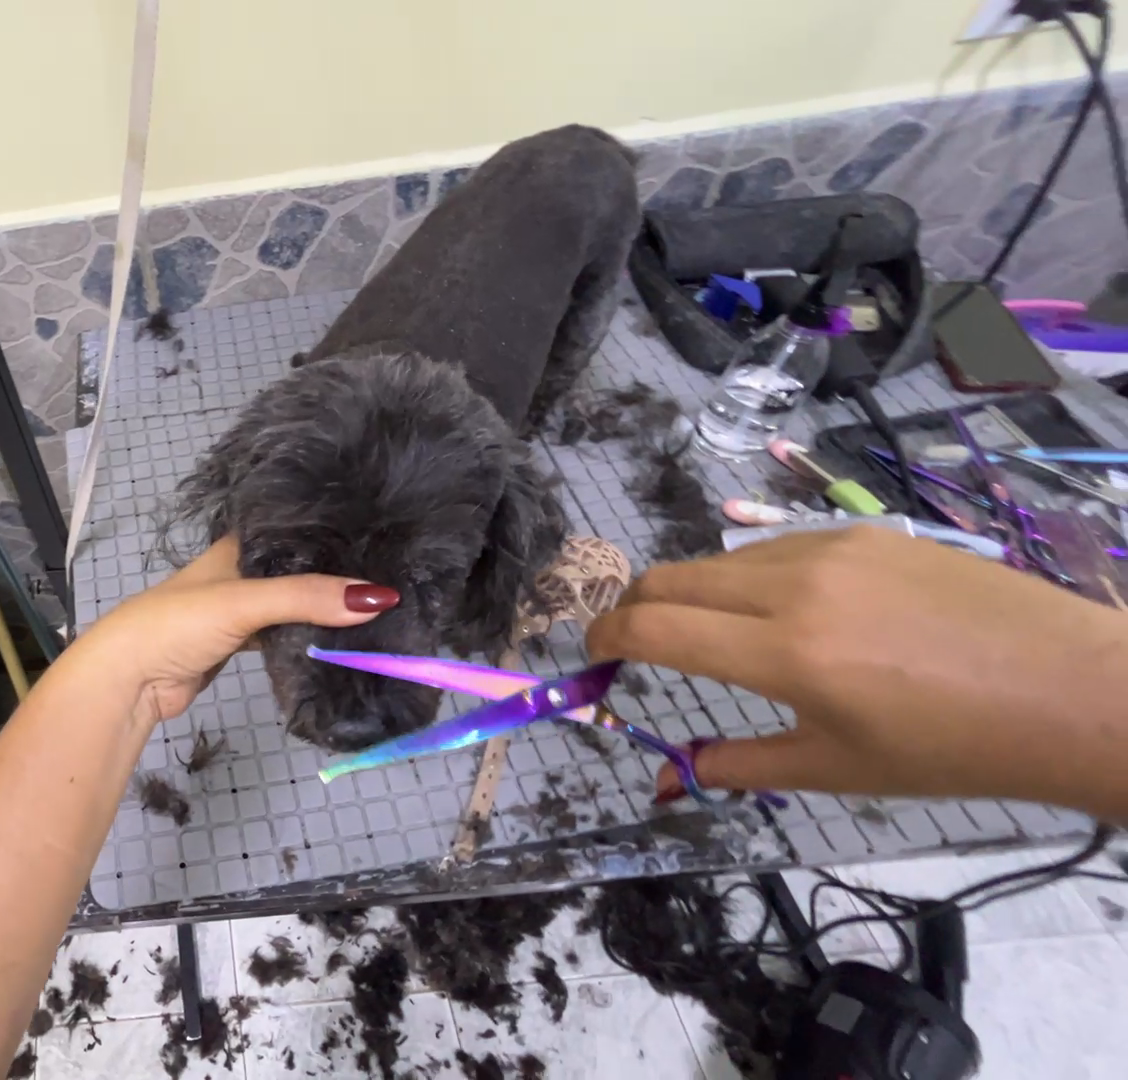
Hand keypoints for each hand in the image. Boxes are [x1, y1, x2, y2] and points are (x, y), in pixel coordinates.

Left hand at [72, 535, 398, 726]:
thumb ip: (305, 598)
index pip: (298, 529)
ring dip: (327, 608)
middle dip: (341, 575)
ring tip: (384, 606)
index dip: (340, 533)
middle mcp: (244, 570)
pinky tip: (344, 638)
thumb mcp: (242, 602)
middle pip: (301, 569)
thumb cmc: (177, 623)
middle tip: (400, 576)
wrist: (129, 679)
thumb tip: (381, 597)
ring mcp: (243, 608)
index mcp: (240, 544)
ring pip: (296, 603)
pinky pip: (286, 634)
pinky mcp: (242, 643)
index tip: (391, 536)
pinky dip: (309, 637)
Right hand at [585, 526, 1127, 819]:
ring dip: (687, 595)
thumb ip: (731, 765)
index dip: (603, 638)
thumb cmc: (955, 749)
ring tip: (718, 632)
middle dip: (631, 611)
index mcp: (787, 654)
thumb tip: (661, 783)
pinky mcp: (858, 532)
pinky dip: (743, 579)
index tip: (595, 657)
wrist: (1090, 693)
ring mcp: (828, 550)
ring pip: (709, 562)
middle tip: (637, 643)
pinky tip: (784, 609)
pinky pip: (765, 549)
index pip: (650, 629)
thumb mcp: (835, 769)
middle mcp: (794, 588)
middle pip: (662, 579)